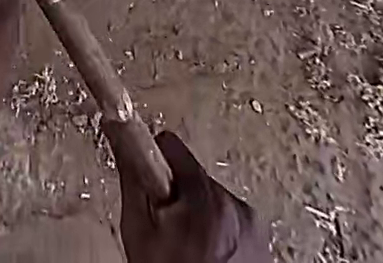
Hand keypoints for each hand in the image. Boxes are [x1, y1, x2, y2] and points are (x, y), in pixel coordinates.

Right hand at [115, 130, 267, 262]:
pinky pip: (231, 222)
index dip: (151, 161)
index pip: (170, 146)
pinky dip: (216, 233)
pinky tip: (205, 256)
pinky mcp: (264, 248)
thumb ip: (131, 177)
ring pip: (211, 199)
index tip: (144, 175)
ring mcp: (255, 231)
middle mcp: (237, 208)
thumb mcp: (138, 230)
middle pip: (191, 175)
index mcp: (205, 198)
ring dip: (196, 214)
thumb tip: (118, 132)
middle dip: (175, 195)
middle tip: (165, 228)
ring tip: (186, 248)